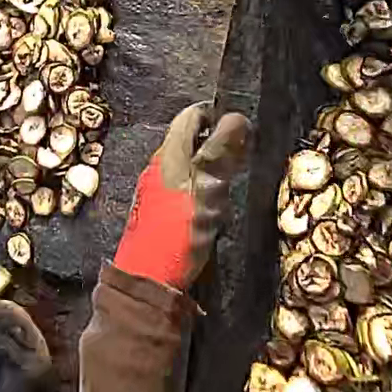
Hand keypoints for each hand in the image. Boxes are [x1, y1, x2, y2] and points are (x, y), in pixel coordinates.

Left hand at [111, 102, 252, 289]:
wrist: (148, 275)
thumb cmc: (179, 225)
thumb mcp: (207, 184)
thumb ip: (221, 151)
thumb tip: (237, 117)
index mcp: (169, 151)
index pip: (192, 116)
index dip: (217, 116)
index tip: (242, 131)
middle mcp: (160, 162)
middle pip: (191, 139)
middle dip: (218, 144)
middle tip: (243, 159)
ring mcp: (157, 185)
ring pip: (189, 164)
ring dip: (212, 169)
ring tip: (232, 184)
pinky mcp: (159, 207)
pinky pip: (185, 185)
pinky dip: (203, 189)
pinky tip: (215, 208)